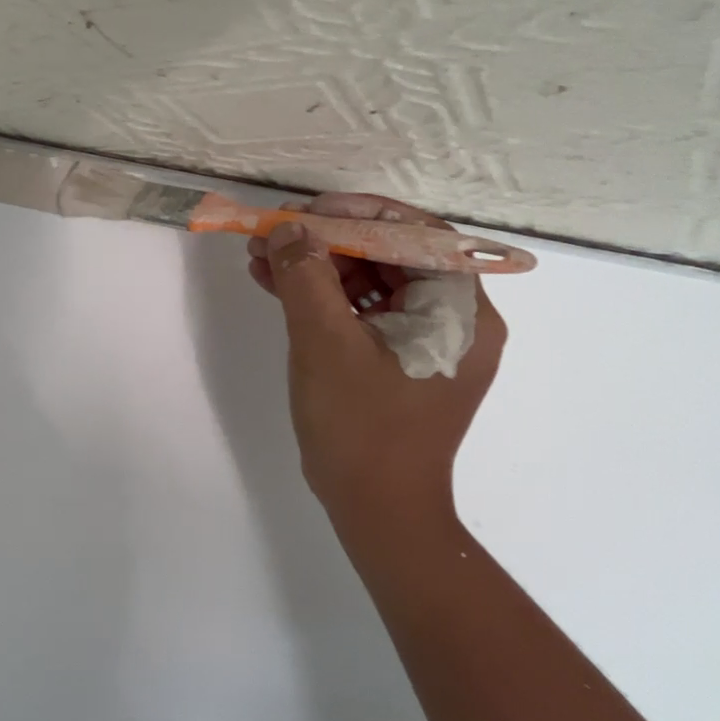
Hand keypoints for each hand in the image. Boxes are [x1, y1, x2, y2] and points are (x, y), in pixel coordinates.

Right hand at [245, 193, 507, 528]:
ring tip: (260, 255)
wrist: (376, 508)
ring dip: (316, 266)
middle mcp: (453, 320)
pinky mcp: (397, 361)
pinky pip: (361, 311)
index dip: (360, 213)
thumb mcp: (325, 342)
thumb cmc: (362, 425)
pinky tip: (271, 283)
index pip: (418, 235)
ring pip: (371, 282)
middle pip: (391, 255)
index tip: (306, 212)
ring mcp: (425, 342)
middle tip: (273, 232)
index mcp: (459, 312)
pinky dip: (320, 296)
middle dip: (327, 240)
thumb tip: (288, 229)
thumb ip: (305, 277)